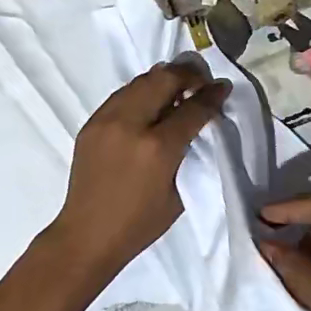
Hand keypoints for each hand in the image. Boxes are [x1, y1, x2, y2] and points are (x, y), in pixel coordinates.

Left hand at [51, 60, 230, 274]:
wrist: (88, 235)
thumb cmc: (140, 222)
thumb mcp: (178, 192)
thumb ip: (189, 151)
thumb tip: (197, 120)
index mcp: (157, 148)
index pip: (192, 108)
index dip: (212, 94)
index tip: (223, 87)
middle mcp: (129, 124)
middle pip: (164, 79)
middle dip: (188, 75)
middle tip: (201, 82)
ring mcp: (106, 120)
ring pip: (141, 81)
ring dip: (164, 80)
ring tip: (178, 90)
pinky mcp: (91, 123)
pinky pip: (122, 94)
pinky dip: (143, 91)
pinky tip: (152, 104)